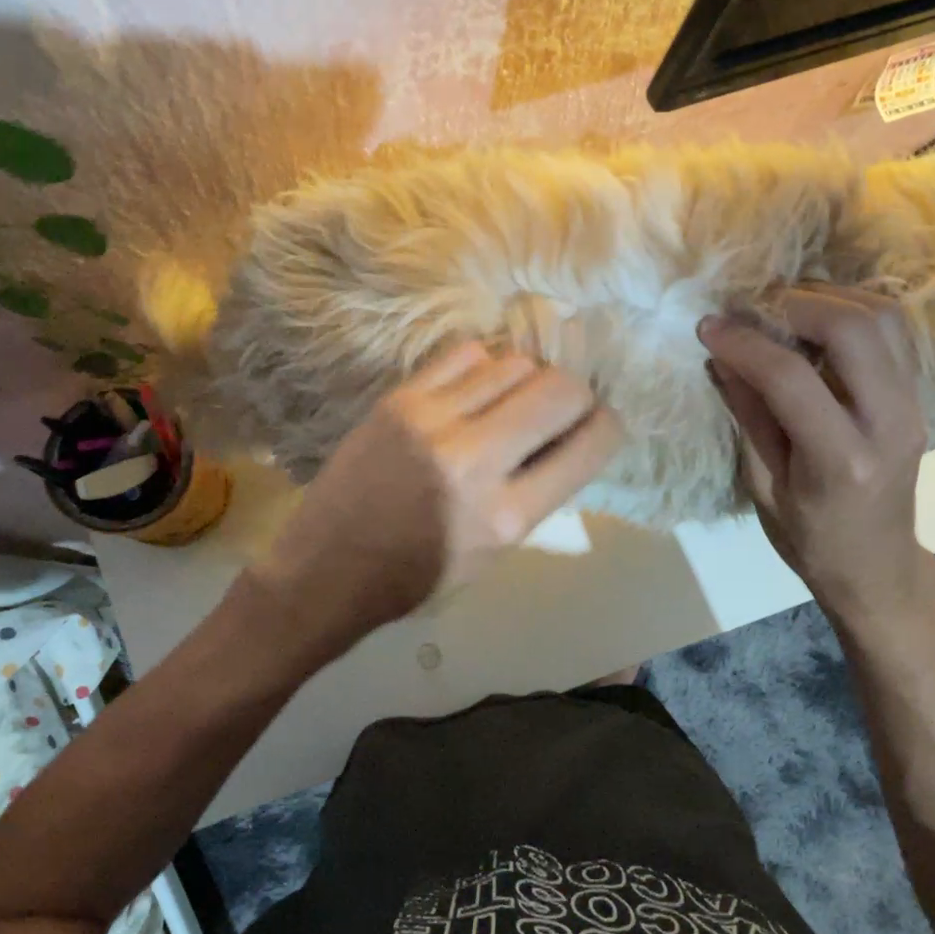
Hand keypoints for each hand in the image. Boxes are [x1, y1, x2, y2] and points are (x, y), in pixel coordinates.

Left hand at [246, 341, 624, 646]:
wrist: (328, 569)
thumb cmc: (416, 578)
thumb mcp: (492, 554)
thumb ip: (535, 494)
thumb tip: (568, 437)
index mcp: (507, 516)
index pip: (591, 442)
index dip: (606, 427)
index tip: (598, 425)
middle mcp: (476, 460)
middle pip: (561, 388)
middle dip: (575, 396)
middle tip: (557, 412)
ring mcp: (433, 422)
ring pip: (515, 363)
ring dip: (527, 380)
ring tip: (509, 404)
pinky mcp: (399, 400)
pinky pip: (467, 355)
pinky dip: (484, 367)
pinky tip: (474, 391)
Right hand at [698, 286, 934, 627]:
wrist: (876, 563)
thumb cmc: (809, 539)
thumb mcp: (765, 488)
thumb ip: (749, 417)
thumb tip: (722, 357)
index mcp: (841, 460)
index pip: (791, 378)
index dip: (745, 343)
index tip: (708, 327)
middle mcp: (888, 422)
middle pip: (853, 327)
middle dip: (794, 304)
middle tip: (751, 308)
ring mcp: (913, 404)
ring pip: (882, 317)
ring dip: (827, 298)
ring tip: (780, 308)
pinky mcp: (917, 394)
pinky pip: (892, 330)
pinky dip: (850, 310)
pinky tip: (813, 321)